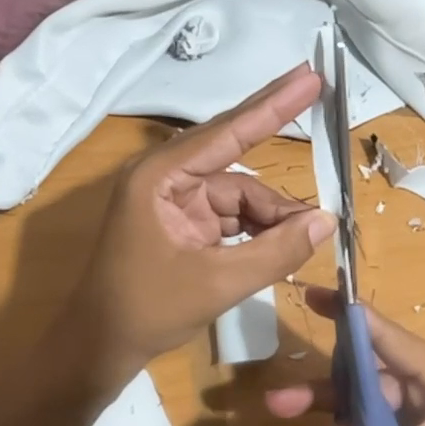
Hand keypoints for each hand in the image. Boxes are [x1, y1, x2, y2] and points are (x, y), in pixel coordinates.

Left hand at [58, 66, 337, 387]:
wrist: (99, 349)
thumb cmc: (146, 310)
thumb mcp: (218, 283)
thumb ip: (275, 251)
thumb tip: (326, 221)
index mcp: (160, 177)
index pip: (228, 132)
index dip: (273, 105)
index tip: (309, 76)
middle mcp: (167, 177)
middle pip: (234, 152)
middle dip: (275, 131)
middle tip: (318, 92)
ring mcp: (175, 200)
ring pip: (241, 193)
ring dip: (273, 214)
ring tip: (307, 234)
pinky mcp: (183, 224)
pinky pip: (233, 215)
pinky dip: (259, 229)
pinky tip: (285, 244)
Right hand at [266, 287, 424, 425]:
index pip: (391, 338)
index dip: (352, 318)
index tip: (316, 294)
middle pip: (370, 370)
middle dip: (326, 382)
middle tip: (281, 394)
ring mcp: (422, 410)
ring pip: (366, 396)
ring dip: (330, 408)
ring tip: (283, 413)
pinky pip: (372, 420)